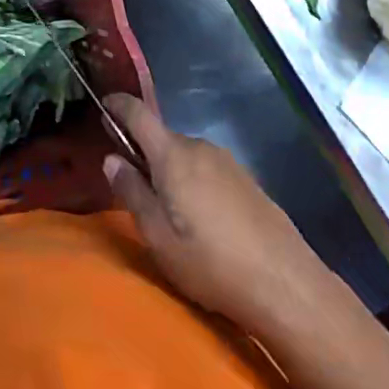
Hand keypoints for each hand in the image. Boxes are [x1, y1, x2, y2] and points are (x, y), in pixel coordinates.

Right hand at [103, 93, 330, 329]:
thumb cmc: (211, 262)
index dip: (118, 105)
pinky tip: (202, 220)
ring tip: (169, 212)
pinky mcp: (246, 179)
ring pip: (186, 156)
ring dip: (171, 171)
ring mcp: (227, 161)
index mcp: (173, 155)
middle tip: (133, 187)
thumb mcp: (158, 237)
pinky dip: (194, 182)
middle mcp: (200, 147)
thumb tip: (112, 159)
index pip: (138, 114)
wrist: (285, 283)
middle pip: (162, 139)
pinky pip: (207, 169)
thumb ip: (132, 192)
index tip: (103, 105)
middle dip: (144, 154)